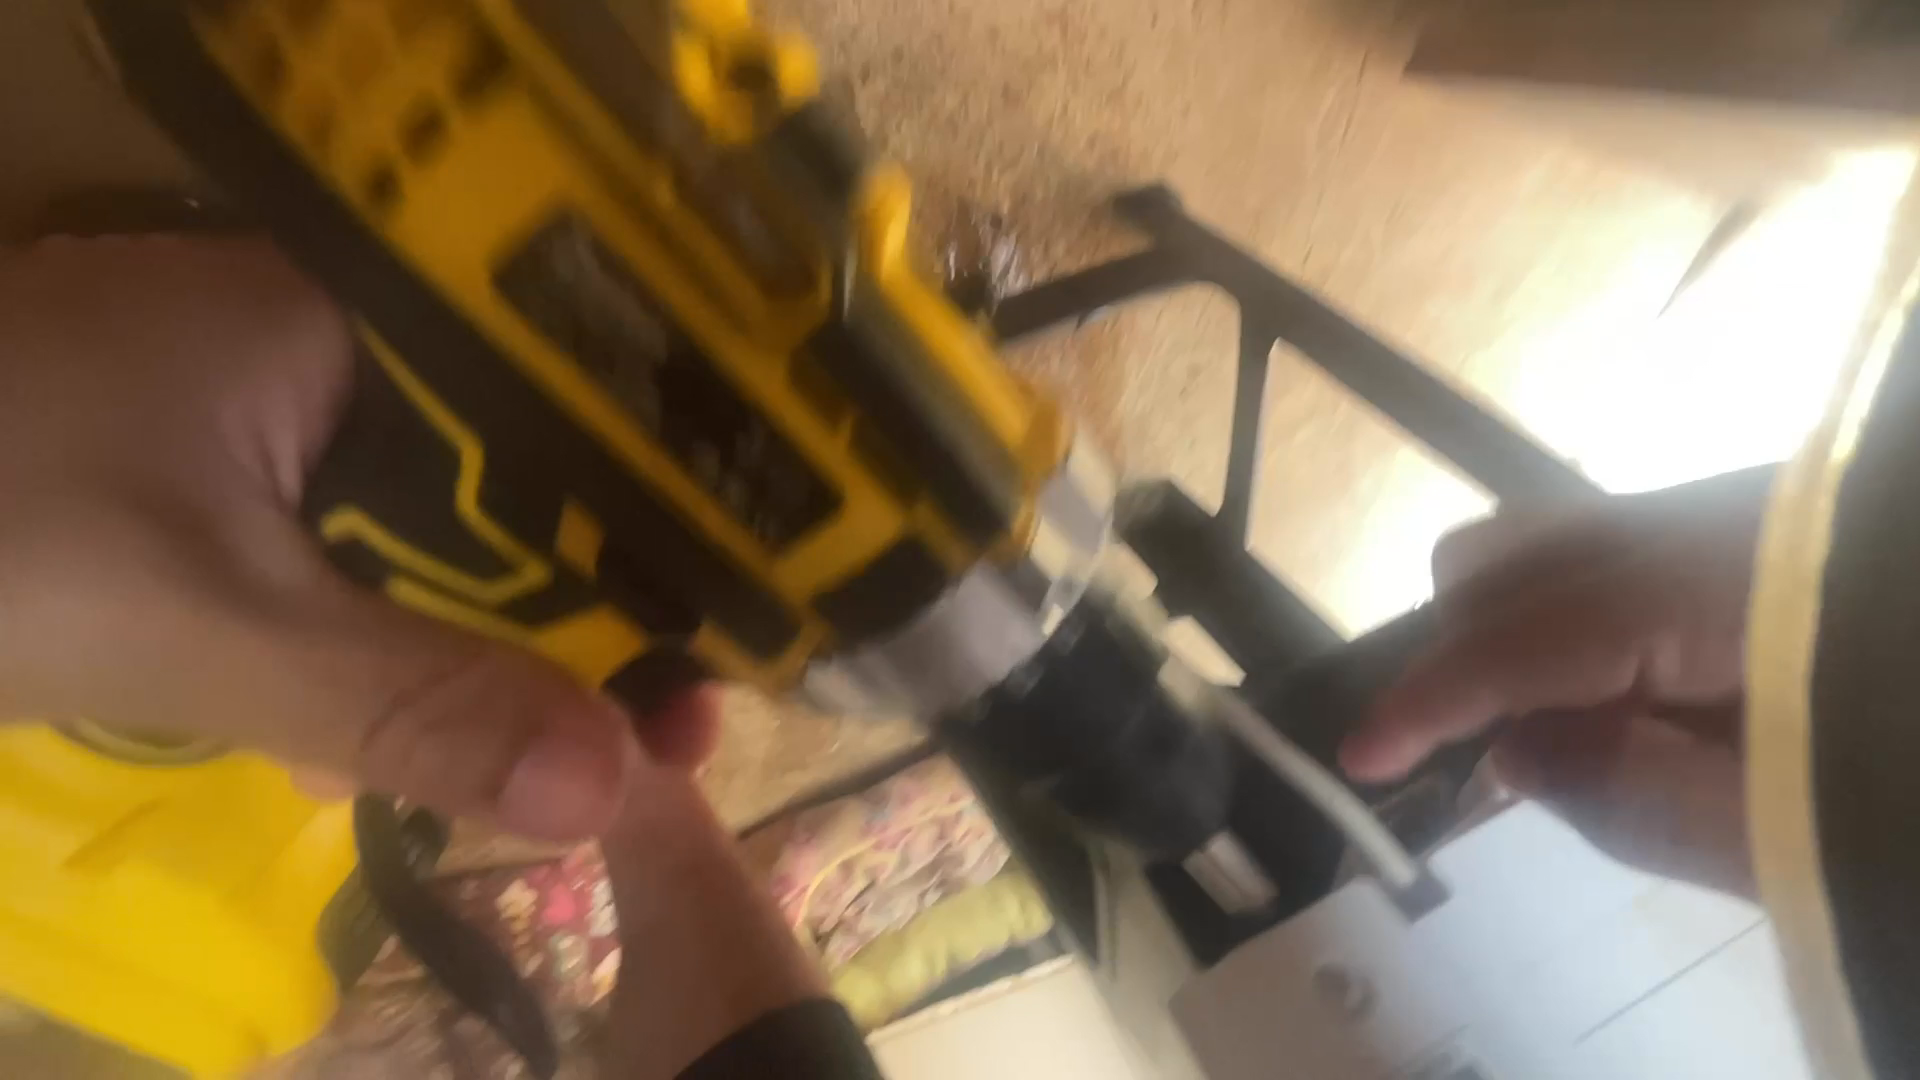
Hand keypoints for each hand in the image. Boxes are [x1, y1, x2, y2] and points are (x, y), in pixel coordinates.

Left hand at [0, 234, 715, 837]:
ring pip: (503, 558)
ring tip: (600, 754)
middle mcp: (410, 387)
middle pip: (567, 510)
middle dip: (620, 626)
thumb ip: (399, 698)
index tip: (719, 660)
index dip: (673, 555)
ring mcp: (358, 455)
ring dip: (542, 661)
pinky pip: (429, 588)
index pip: (599, 445)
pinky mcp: (311, 517)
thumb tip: (603, 785)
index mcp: (405, 345)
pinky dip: (452, 663)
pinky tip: (460, 728)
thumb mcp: (179, 617)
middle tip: (676, 738)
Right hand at [1341, 468, 1774, 894]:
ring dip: (1509, 633)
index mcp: (1713, 589)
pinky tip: (1642, 686)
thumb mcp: (1807, 833)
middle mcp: (1691, 519)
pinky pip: (1588, 553)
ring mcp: (1712, 509)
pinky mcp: (1736, 520)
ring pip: (1528, 545)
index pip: (1514, 645)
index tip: (1360, 758)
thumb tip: (1509, 759)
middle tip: (1512, 744)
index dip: (1424, 704)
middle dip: (1463, 652)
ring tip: (1582, 717)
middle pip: (1487, 559)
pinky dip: (1571, 621)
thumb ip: (1631, 801)